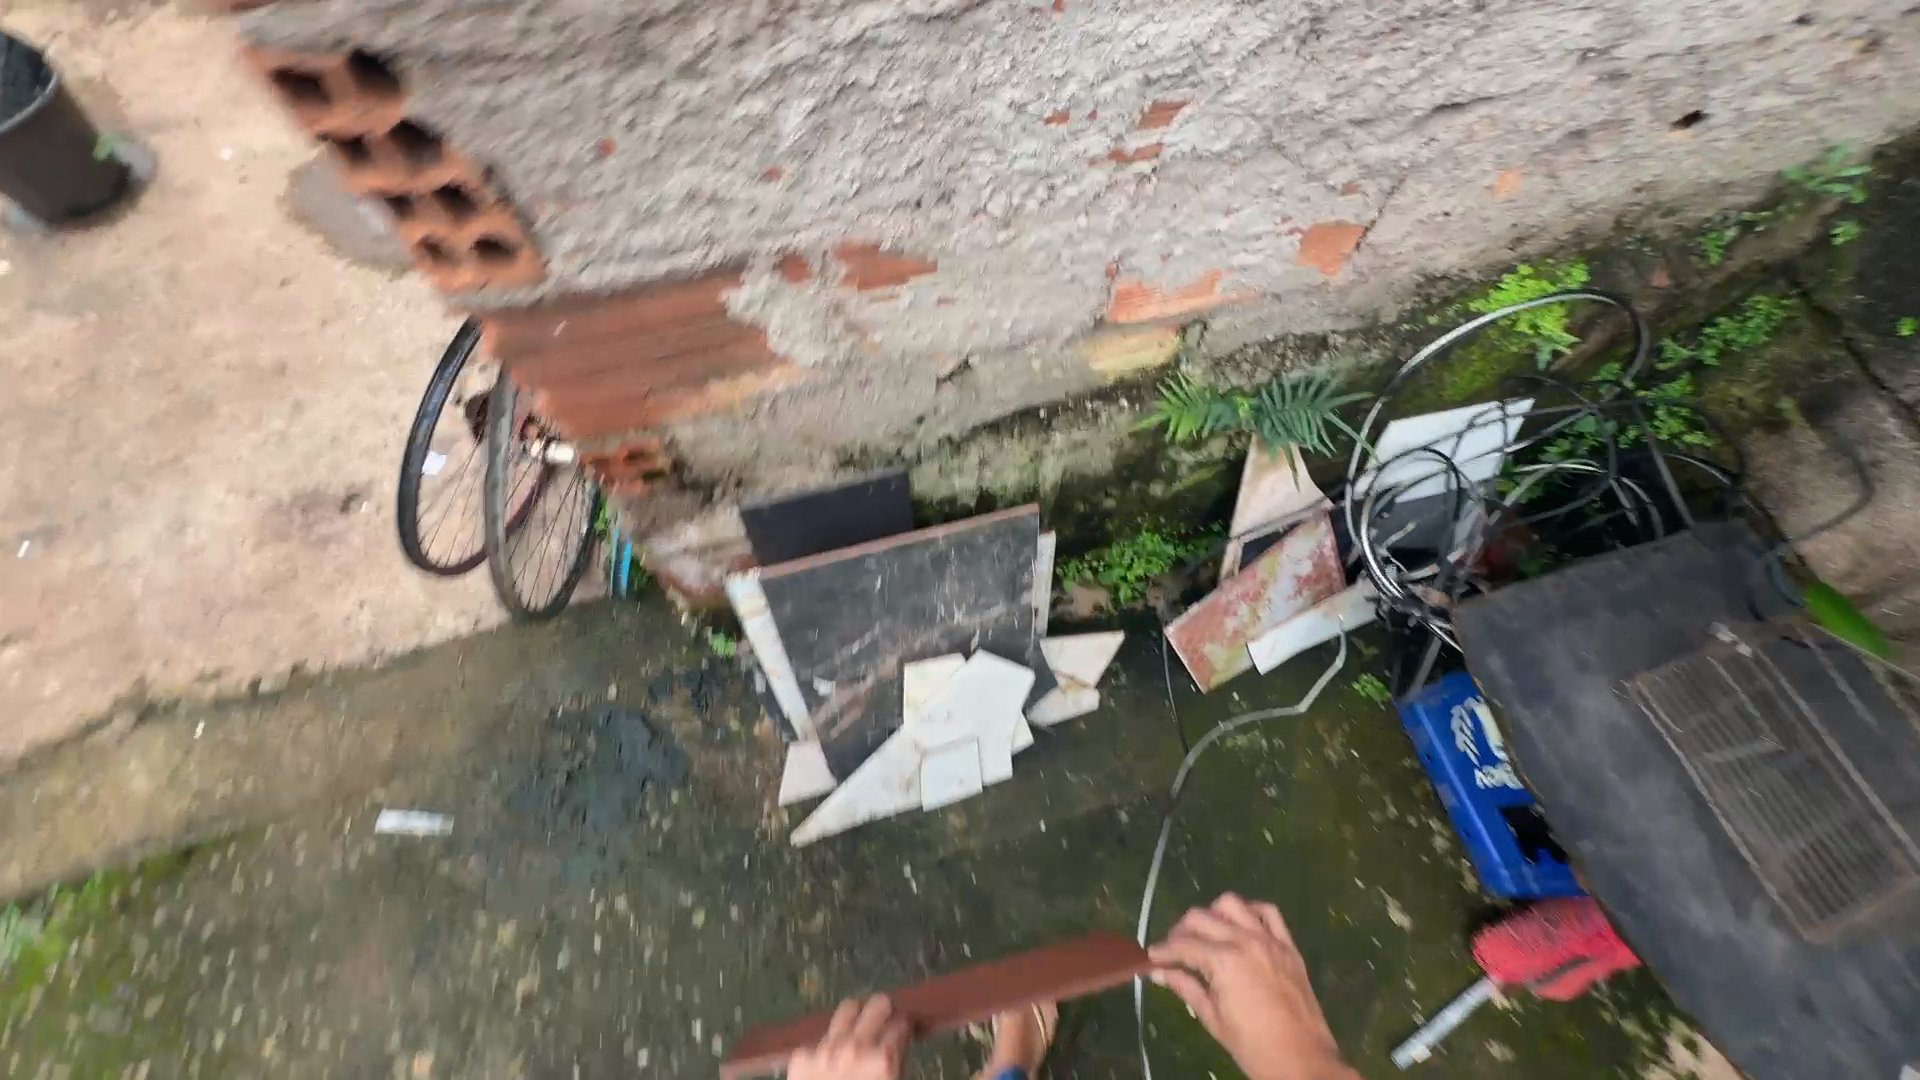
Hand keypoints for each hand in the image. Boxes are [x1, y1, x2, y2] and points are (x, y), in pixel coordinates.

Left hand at [787, 995, 910, 1079]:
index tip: (903, 1033)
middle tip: (884, 1024)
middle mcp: (857, 1047)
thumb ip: (895, 1067)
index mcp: (884, 1061)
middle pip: (879, 1004)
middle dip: (885, 1012)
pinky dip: (826, 1049)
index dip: (904, 1030)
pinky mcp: (802, 1056)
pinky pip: (819, 1039)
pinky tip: (828, 1064)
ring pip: (848, 1008)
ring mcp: (827, 1048)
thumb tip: (896, 1050)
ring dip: (856, 1018)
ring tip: (857, 1030)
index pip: (903, 1024)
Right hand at [1150, 893, 1355, 1079]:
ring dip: (1213, 914)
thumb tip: (1159, 972)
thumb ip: (1186, 988)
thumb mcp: (1214, 1020)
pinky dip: (1251, 912)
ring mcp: (1268, 940)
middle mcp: (1244, 941)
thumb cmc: (1255, 1049)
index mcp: (1223, 962)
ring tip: (1208, 934)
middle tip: (1175, 950)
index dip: (1163, 951)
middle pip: (1200, 917)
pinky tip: (1241, 926)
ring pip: (1231, 904)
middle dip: (1181, 931)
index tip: (1152, 957)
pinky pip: (1268, 912)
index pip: (1183, 945)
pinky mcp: (1288, 946)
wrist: (1306, 1065)